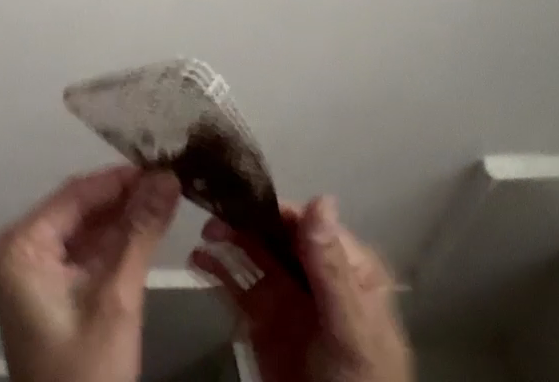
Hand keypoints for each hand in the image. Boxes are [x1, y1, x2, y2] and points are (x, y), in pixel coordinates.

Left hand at [0, 165, 181, 381]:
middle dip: (125, 196)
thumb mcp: (116, 298)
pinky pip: (84, 252)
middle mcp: (19, 249)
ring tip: (168, 194)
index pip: (74, 195)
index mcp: (19, 246)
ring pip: (84, 229)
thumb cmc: (86, 369)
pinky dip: (115, 242)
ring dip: (124, 217)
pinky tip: (149, 225)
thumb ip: (140, 233)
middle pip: (78, 209)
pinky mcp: (51, 290)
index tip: (160, 161)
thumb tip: (167, 178)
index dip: (119, 178)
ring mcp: (33, 270)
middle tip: (171, 177)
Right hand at [188, 196, 411, 381]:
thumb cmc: (361, 379)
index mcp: (346, 266)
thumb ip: (330, 268)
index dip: (271, 207)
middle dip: (243, 218)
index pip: (305, 223)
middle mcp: (313, 272)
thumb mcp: (350, 325)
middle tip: (211, 211)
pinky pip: (235, 285)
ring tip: (204, 233)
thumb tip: (319, 198)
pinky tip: (197, 260)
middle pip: (273, 232)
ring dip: (226, 237)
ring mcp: (285, 295)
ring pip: (251, 253)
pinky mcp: (261, 318)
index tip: (238, 194)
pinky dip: (215, 268)